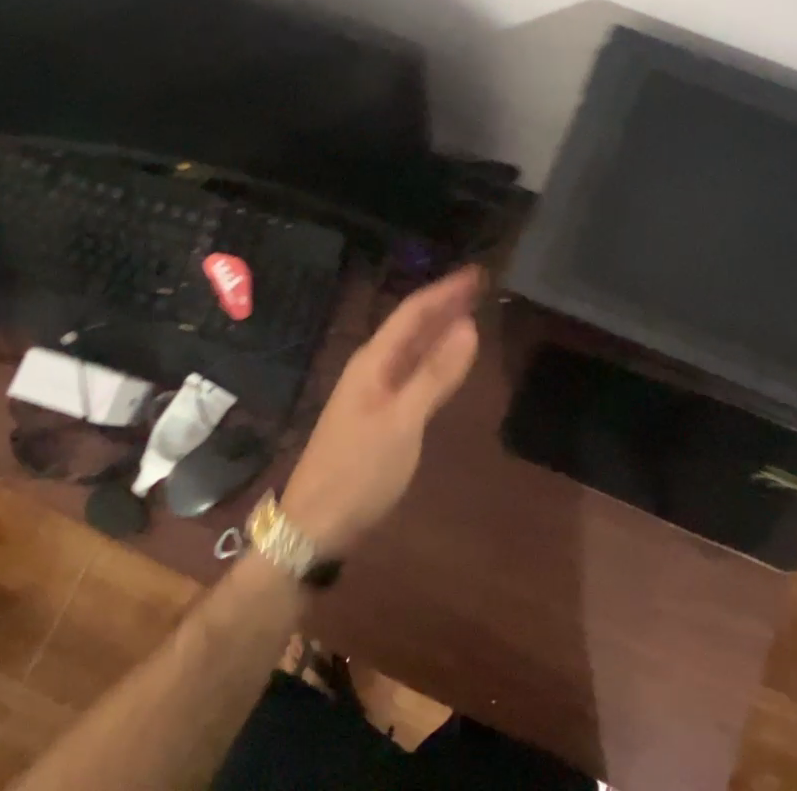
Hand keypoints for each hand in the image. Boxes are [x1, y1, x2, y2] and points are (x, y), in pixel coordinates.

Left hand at [280, 267, 482, 554]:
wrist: (315, 523)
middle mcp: (371, 368)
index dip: (446, 290)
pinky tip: (446, 361)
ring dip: (439, 328)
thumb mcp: (403, 422)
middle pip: (411, 326)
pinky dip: (433, 358)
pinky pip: (410, 371)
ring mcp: (372, 392)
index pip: (413, 312)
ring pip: (410, 348)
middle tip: (481, 286)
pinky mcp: (378, 414)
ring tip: (470, 312)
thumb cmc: (360, 471)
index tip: (478, 272)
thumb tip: (469, 326)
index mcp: (373, 362)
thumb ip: (435, 375)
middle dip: (445, 303)